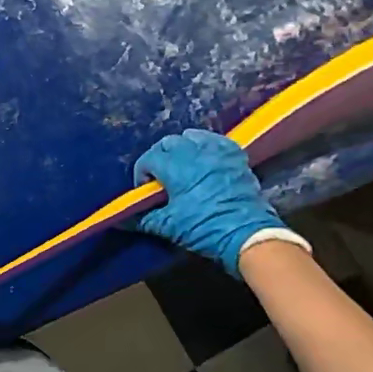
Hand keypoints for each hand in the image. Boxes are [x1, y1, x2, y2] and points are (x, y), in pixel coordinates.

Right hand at [132, 130, 285, 276]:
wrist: (247, 234)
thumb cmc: (205, 228)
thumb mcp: (171, 226)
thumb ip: (145, 218)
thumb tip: (125, 220)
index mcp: (175, 166)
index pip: (149, 159)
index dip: (143, 174)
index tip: (146, 190)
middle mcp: (194, 151)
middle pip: (168, 143)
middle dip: (160, 158)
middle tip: (162, 179)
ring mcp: (216, 150)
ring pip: (191, 137)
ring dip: (182, 148)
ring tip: (183, 168)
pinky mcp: (235, 154)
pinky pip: (215, 141)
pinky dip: (206, 147)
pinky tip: (206, 161)